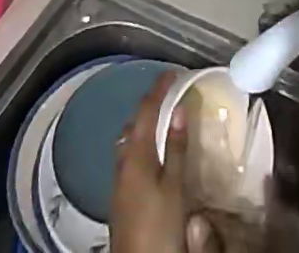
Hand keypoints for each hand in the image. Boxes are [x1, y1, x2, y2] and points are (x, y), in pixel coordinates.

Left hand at [110, 71, 188, 252]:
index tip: (172, 72)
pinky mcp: (121, 195)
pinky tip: (153, 151)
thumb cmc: (159, 227)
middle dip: (150, 105)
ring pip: (130, 140)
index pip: (147, 111)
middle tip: (169, 92)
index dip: (158, 89)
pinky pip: (130, 154)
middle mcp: (123, 161)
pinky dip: (142, 141)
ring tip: (163, 117)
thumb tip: (179, 110)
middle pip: (135, 124)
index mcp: (136, 154)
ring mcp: (119, 179)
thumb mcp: (174, 187)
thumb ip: (176, 149)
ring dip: (145, 124)